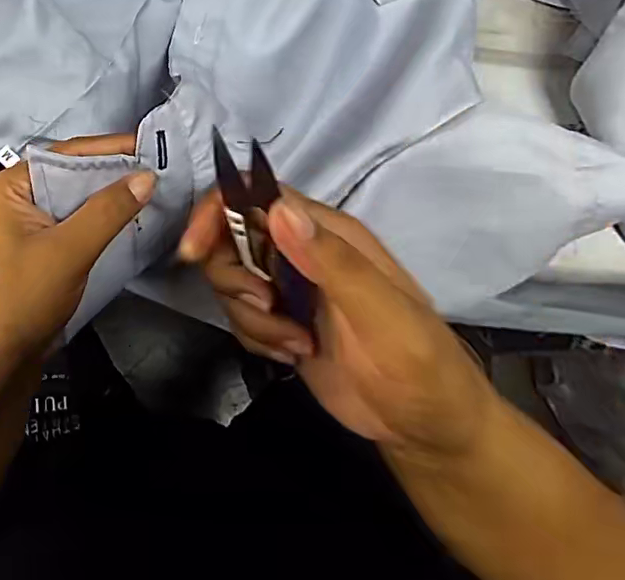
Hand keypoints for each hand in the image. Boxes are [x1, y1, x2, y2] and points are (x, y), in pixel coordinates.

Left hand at [0, 134, 153, 371]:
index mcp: (15, 184)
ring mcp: (34, 218)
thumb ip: (107, 211)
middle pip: (75, 171)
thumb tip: (146, 177)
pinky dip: (106, 214)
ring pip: (80, 194)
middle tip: (159, 165)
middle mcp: (22, 193)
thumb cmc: (24, 297)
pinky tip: (133, 213)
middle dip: (114, 169)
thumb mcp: (69, 250)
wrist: (2, 354)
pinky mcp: (47, 241)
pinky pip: (80, 216)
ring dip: (113, 192)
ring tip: (154, 185)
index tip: (148, 145)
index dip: (109, 148)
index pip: (67, 153)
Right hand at [178, 184, 498, 464]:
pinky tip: (292, 355)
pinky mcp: (279, 319)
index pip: (254, 194)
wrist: (429, 430)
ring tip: (295, 344)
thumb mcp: (383, 313)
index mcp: (326, 233)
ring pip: (230, 279)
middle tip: (264, 306)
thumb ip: (332, 260)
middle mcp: (300, 250)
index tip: (195, 249)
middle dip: (233, 277)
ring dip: (250, 316)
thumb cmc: (421, 365)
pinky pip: (238, 314)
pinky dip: (255, 337)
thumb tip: (277, 209)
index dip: (216, 211)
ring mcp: (287, 285)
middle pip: (228, 237)